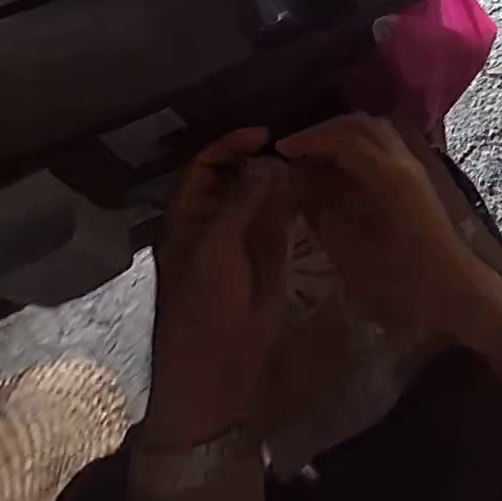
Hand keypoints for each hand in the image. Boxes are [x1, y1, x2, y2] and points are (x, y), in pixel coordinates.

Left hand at [144, 128, 287, 449]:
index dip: (229, 146)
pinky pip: (283, 216)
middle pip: (237, 175)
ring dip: (281, 177)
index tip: (262, 135)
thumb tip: (269, 162)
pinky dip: (295, 199)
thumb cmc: (202, 305)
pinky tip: (311, 188)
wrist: (219, 365)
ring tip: (306, 162)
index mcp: (190, 215)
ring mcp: (246, 234)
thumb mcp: (216, 248)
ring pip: (263, 194)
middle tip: (293, 148)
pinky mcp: (271, 251)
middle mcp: (217, 218)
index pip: (206, 166)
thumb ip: (242, 202)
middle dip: (261, 158)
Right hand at [276, 114, 501, 337]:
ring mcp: (414, 168)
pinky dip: (359, 145)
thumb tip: (295, 185)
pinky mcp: (416, 179)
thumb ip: (321, 214)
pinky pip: (385, 145)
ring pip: (376, 131)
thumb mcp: (352, 253)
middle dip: (325, 131)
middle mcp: (404, 162)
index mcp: (388, 176)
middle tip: (294, 149)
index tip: (281, 150)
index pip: (345, 138)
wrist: (455, 291)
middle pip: (362, 125)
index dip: (310, 140)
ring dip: (343, 134)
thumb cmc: (403, 280)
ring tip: (314, 155)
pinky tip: (341, 168)